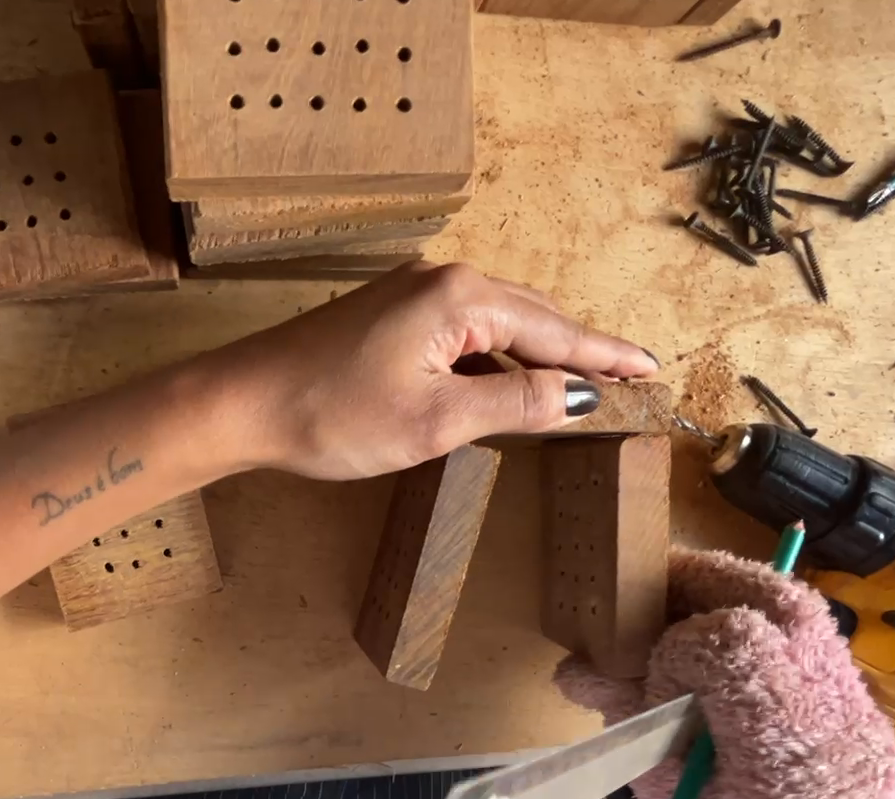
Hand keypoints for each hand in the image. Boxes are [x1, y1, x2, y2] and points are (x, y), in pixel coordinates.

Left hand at [203, 261, 657, 479]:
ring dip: (527, 360)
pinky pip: (459, 334)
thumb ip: (513, 405)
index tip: (649, 368)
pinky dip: (486, 363)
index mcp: (461, 298)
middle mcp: (441, 282)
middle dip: (572, 353)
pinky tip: (496, 387)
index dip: (604, 356)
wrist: (244, 403)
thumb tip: (575, 394)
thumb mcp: (435, 421)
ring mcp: (410, 295)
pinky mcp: (388, 315)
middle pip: (528, 318)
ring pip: (493, 327)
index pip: (553, 329)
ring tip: (568, 391)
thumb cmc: (334, 415)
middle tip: (620, 380)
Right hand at [555, 550, 894, 798]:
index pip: (736, 643)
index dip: (678, 644)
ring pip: (796, 623)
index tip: (647, 673)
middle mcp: (831, 717)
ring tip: (675, 609)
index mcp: (786, 748)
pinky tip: (710, 652)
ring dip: (727, 603)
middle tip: (654, 583)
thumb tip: (586, 669)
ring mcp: (850, 717)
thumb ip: (640, 729)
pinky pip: (803, 655)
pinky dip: (750, 639)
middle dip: (708, 582)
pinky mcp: (851, 725)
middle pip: (779, 608)